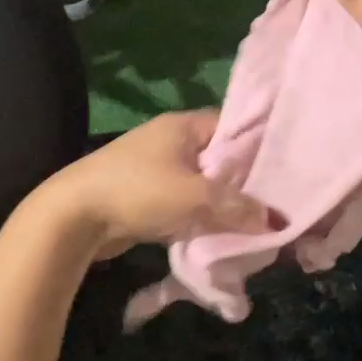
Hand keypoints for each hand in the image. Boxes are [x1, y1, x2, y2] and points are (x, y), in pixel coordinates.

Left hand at [34, 110, 273, 259]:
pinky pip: (186, 202)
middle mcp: (172, 140)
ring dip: (223, 204)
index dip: (259, 148)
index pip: (233, 127)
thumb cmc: (138, 191)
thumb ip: (237, 205)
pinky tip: (223, 234)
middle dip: (245, 183)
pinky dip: (202, 216)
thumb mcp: (194, 196)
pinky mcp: (148, 195)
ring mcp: (158, 167)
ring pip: (204, 184)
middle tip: (276, 207)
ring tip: (256, 225)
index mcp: (184, 125)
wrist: (75, 215)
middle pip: (220, 158)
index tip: (286, 173)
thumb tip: (275, 220)